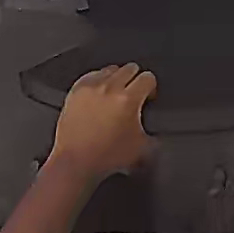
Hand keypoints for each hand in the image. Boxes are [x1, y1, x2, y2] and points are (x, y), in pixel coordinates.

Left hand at [49, 63, 157, 183]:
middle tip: (133, 94)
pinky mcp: (75, 92)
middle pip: (130, 68)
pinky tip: (98, 94)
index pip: (148, 78)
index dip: (151, 87)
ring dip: (116, 79)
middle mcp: (109, 89)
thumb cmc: (105, 158)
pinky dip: (97, 81)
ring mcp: (90, 88)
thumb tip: (158, 137)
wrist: (76, 164)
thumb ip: (155, 138)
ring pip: (110, 69)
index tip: (148, 96)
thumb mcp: (142, 150)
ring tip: (115, 94)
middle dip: (135, 80)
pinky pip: (91, 75)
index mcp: (128, 99)